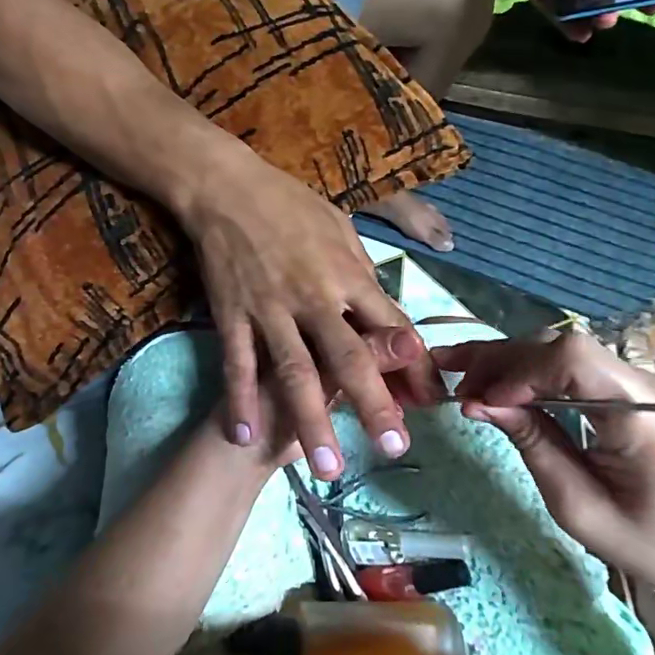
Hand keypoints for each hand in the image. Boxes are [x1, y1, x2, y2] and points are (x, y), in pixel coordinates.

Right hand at [180, 155, 444, 480]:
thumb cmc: (288, 202)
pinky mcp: (232, 315)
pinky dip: (241, 401)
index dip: (413, 365)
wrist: (225, 187)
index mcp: (346, 273)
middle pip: (349, 358)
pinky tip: (246, 437)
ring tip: (326, 467)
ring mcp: (269, 309)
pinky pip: (237, 364)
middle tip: (394, 447)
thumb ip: (361, 270)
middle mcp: (313, 297)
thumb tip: (383, 309)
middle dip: (374, 404)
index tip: (429, 400)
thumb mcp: (339, 225)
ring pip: (295, 372)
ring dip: (312, 420)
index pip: (391, 325)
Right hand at [432, 332, 654, 613]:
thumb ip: (532, 444)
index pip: (576, 361)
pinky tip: (505, 383)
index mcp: (653, 423)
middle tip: (451, 374)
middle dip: (503, 360)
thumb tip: (477, 402)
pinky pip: (585, 368)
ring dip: (515, 363)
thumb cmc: (649, 548)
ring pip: (571, 353)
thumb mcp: (578, 507)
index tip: (479, 400)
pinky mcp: (650, 388)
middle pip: (567, 348)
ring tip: (467, 376)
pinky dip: (539, 374)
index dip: (518, 370)